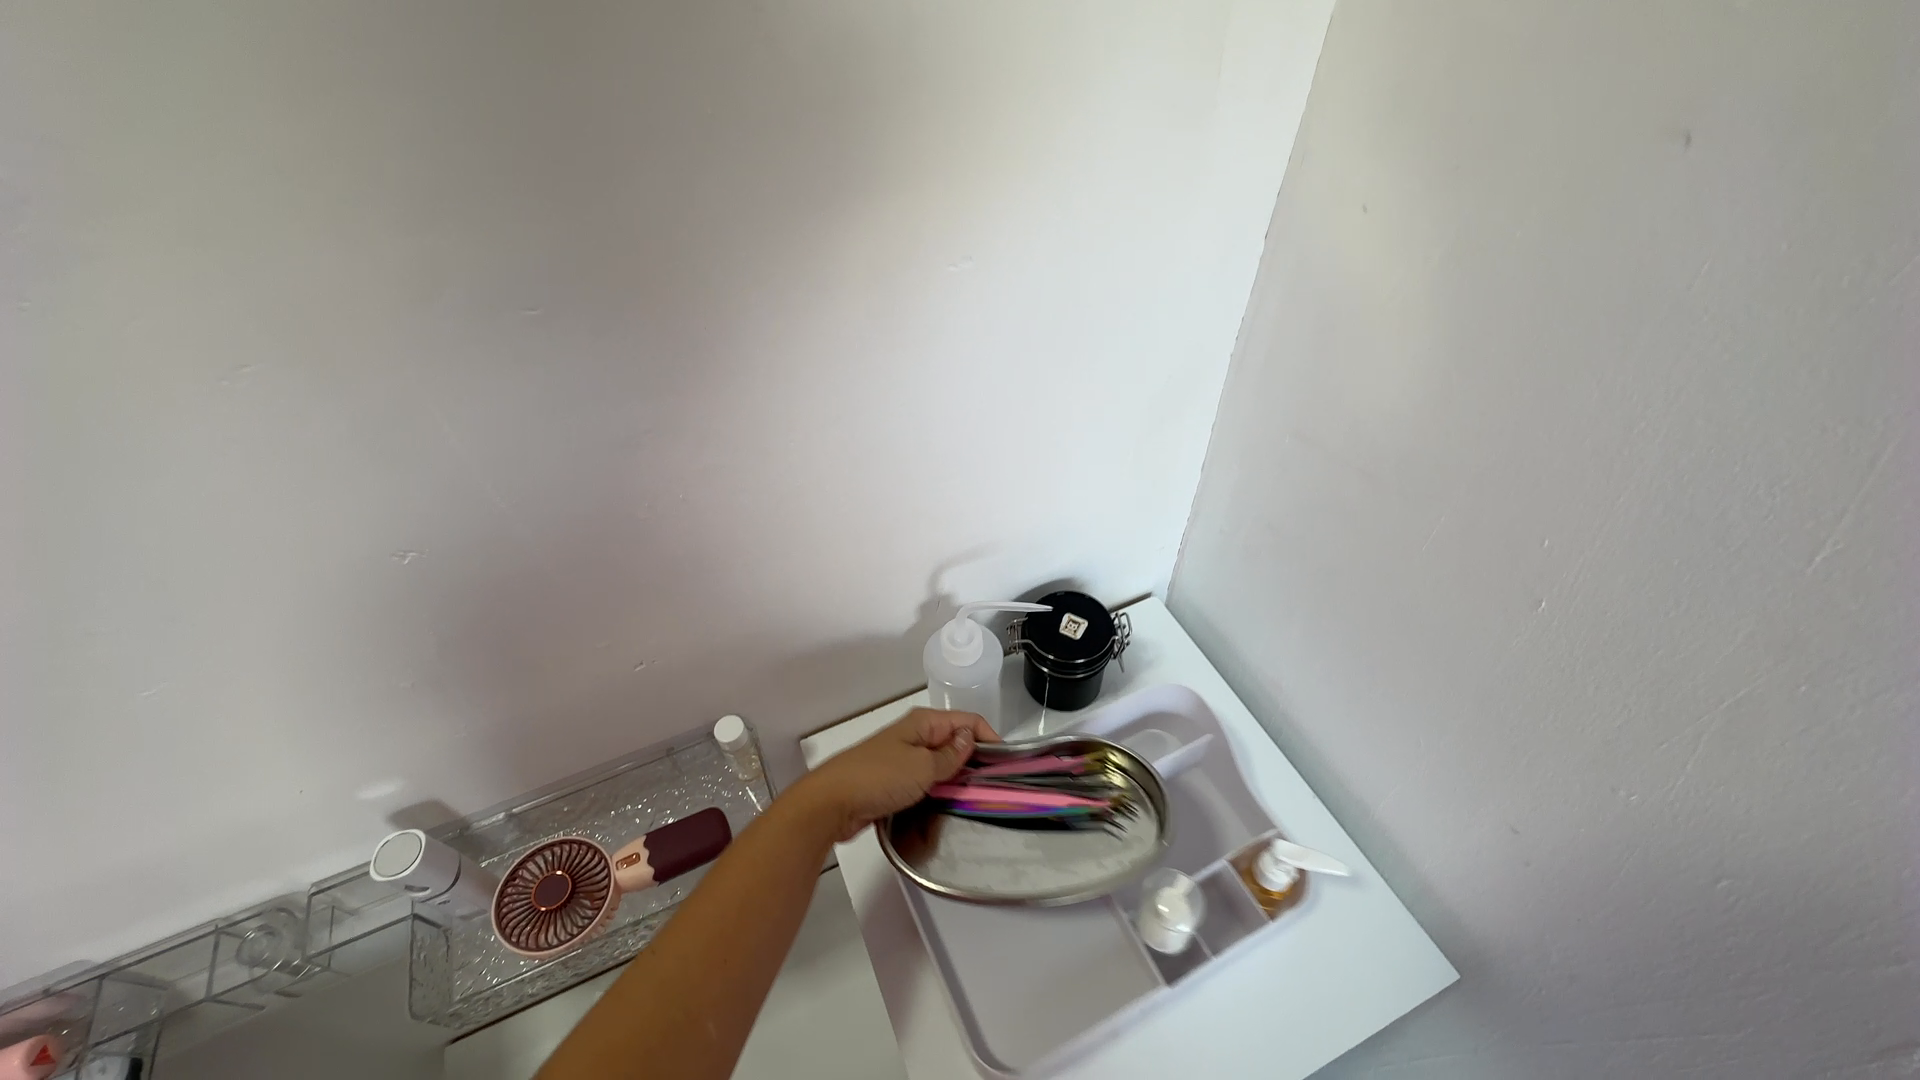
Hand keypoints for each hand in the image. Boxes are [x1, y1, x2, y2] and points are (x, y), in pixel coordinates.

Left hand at [792, 708, 999, 841]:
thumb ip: (950, 756)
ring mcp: (903, 757)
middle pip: (956, 741)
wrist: (832, 802)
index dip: (991, 738)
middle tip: (995, 786)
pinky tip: (947, 804)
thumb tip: (970, 738)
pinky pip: (926, 779)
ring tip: (975, 798)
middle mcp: (915, 734)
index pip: (969, 721)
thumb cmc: (879, 778)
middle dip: (975, 760)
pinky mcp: (894, 779)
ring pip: (941, 763)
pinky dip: (938, 788)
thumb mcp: (922, 767)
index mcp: (924, 722)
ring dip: (955, 777)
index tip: (1009, 765)